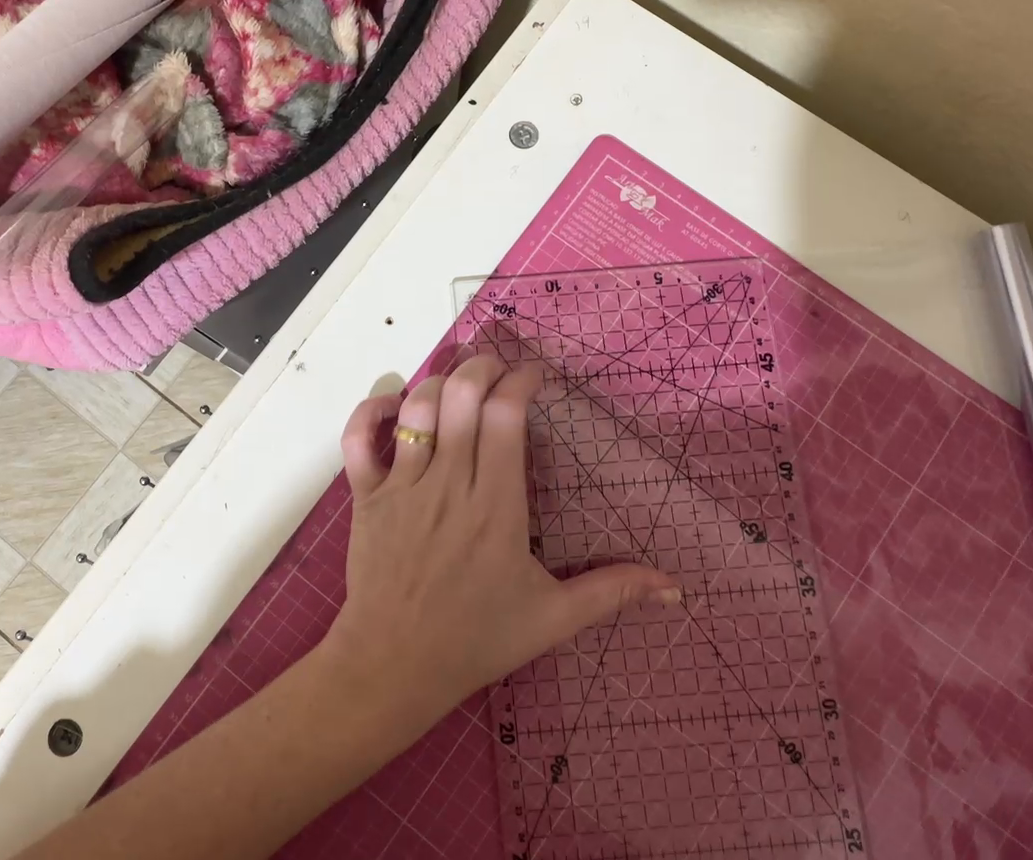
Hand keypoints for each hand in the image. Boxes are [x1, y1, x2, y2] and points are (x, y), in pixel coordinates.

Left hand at [318, 352, 681, 724]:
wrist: (393, 665)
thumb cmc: (475, 639)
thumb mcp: (552, 619)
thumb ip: (611, 592)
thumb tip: (674, 585)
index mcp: (496, 506)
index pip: (506, 416)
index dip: (521, 382)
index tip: (534, 377)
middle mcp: (448, 484)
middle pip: (462, 396)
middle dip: (482, 366)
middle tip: (497, 369)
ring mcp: (402, 487)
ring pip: (416, 407)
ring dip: (438, 382)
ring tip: (457, 384)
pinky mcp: (365, 497)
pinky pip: (358, 439)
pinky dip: (370, 411)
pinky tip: (392, 404)